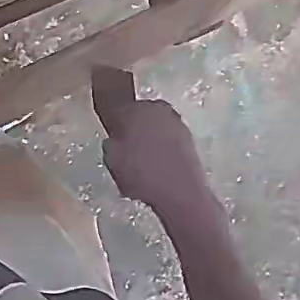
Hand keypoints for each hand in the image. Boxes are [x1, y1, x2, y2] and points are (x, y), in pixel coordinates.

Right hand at [92, 67, 217, 220]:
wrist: (181, 191)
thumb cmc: (141, 174)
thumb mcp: (112, 161)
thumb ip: (111, 144)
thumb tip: (115, 139)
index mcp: (134, 109)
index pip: (117, 107)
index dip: (113, 120)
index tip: (112, 130)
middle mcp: (156, 108)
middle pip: (139, 114)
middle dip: (133, 126)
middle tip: (127, 148)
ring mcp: (176, 121)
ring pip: (156, 125)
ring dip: (150, 136)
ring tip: (144, 160)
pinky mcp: (189, 137)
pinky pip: (168, 138)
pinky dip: (163, 146)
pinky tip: (159, 164)